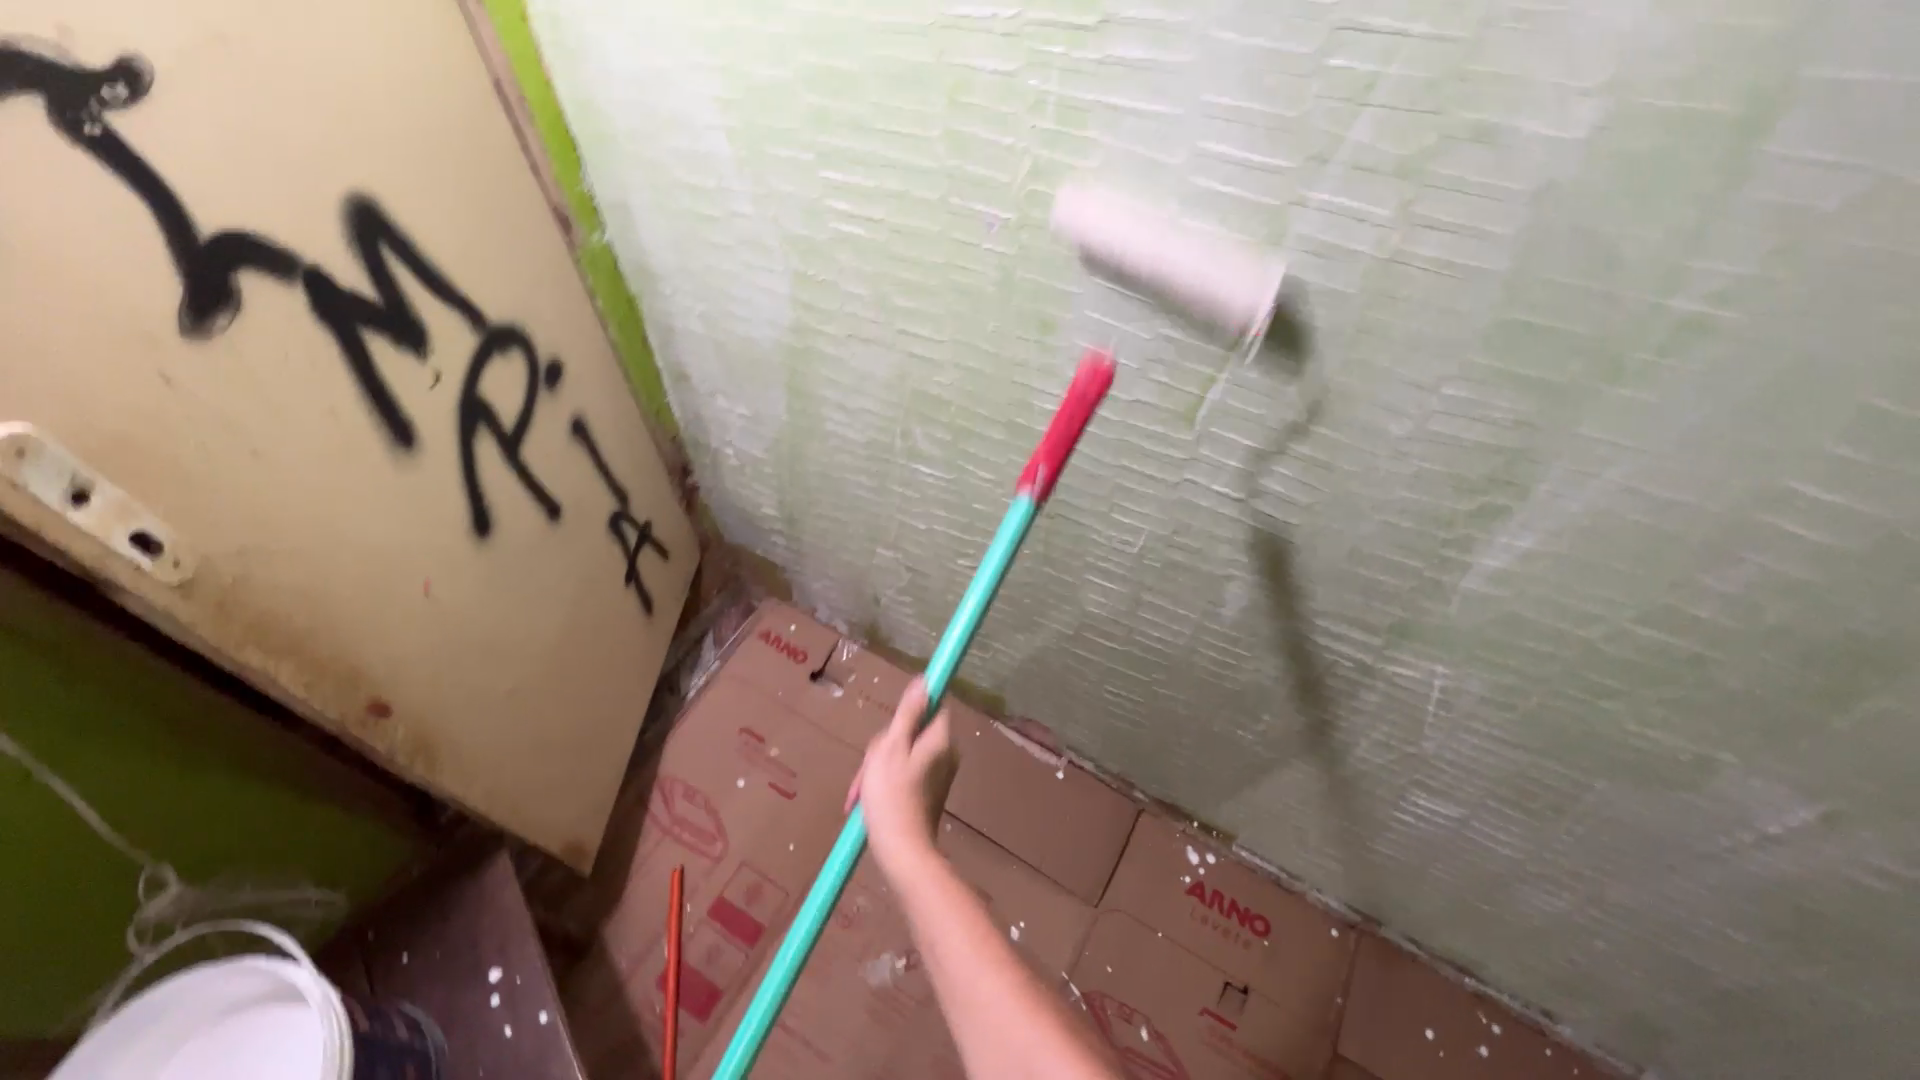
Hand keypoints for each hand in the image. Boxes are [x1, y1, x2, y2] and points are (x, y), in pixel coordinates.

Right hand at [845, 676, 958, 874]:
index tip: (890, 730)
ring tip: (863, 789)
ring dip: (878, 767)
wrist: (901, 851)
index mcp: (941, 739)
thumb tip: (925, 680)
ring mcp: (938, 775)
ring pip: (902, 754)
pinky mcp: (928, 792)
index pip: (930, 707)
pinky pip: (904, 774)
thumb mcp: (892, 747)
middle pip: (911, 731)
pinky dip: (884, 783)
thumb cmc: (892, 796)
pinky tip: (867, 799)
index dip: (907, 714)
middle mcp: (946, 754)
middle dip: (884, 747)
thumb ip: (909, 713)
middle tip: (869, 768)